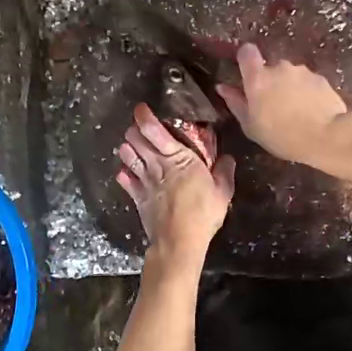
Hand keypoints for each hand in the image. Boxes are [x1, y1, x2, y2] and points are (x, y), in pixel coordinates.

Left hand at [116, 103, 234, 259]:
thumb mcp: (223, 191)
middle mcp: (156, 164)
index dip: (144, 116)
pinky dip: (124, 173)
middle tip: (140, 130)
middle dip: (134, 130)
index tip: (141, 109)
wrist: (179, 241)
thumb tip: (227, 158)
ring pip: (126, 155)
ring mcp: (144, 181)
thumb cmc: (203, 213)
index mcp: (177, 157)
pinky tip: (126, 172)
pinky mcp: (137, 197)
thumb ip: (224, 171)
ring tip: (133, 146)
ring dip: (128, 148)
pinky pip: (124, 179)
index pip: (153, 130)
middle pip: (135, 139)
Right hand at [217, 43, 351, 167]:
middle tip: (273, 106)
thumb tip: (222, 87)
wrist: (326, 137)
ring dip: (290, 87)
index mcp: (258, 78)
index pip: (247, 51)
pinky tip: (311, 111)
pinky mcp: (321, 78)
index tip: (247, 74)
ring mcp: (302, 71)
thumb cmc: (282, 136)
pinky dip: (307, 92)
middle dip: (271, 82)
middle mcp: (280, 67)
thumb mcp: (251, 126)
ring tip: (295, 112)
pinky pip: (308, 82)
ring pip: (290, 75)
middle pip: (270, 67)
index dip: (245, 59)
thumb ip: (236, 103)